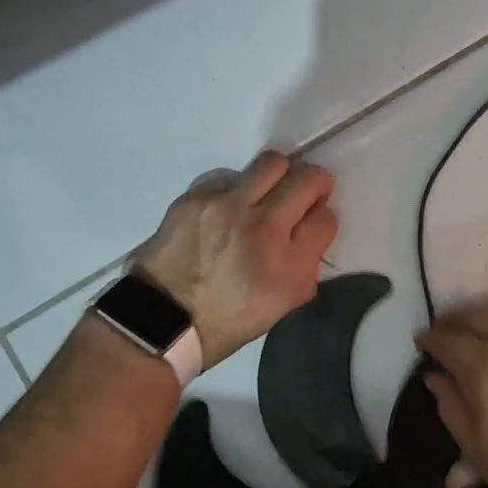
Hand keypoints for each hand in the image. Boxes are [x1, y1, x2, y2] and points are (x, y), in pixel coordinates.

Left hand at [134, 152, 337, 369]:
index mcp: (289, 267)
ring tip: (267, 192)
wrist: (160, 320)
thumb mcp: (280, 308)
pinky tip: (225, 209)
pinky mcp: (198, 197)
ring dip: (279, 175)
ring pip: (273, 164)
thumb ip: (304, 271)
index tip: (311, 223)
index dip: (322, 219)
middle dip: (313, 186)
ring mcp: (229, 207)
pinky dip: (235, 189)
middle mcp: (265, 229)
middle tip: (302, 196)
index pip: (327, 219)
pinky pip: (230, 177)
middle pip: (309, 180)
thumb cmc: (224, 324)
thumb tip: (307, 240)